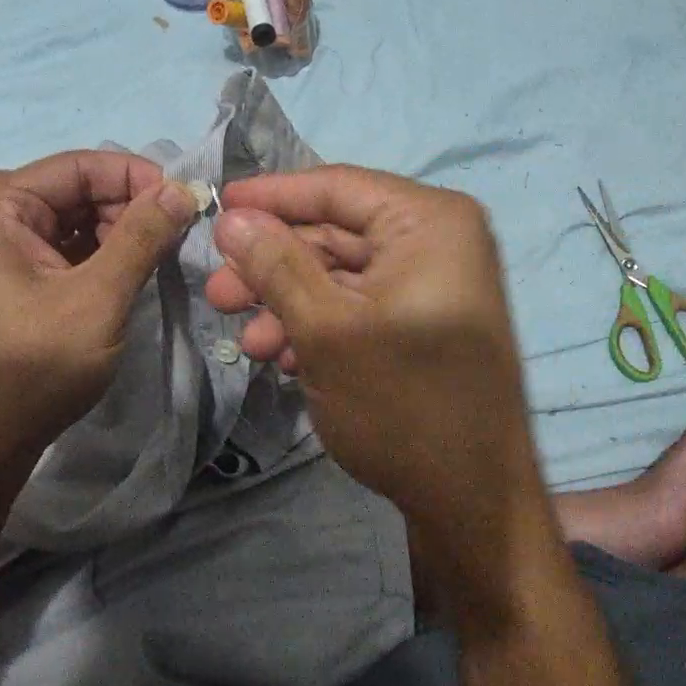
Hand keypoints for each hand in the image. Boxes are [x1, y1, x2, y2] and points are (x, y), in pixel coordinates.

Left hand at [0, 151, 197, 514]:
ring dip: (122, 234)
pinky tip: (135, 274)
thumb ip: (141, 238)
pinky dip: (104, 258)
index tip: (186, 201)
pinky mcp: (17, 282)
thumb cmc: (34, 366)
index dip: (136, 176)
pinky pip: (68, 252)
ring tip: (162, 257)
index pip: (78, 166)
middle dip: (130, 208)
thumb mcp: (97, 298)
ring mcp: (3, 251)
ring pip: (77, 223)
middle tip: (179, 236)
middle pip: (77, 191)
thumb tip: (182, 189)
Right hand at [204, 166, 564, 622]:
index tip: (214, 206)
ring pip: (344, 278)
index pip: (336, 187)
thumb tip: (234, 218)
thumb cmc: (401, 405)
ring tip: (245, 339)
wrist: (471, 499)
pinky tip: (281, 358)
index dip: (271, 196)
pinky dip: (320, 328)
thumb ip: (277, 265)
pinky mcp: (426, 328)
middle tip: (217, 292)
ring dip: (290, 304)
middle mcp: (441, 243)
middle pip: (337, 234)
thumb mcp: (326, 330)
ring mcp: (437, 288)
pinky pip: (363, 310)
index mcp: (431, 222)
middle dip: (273, 265)